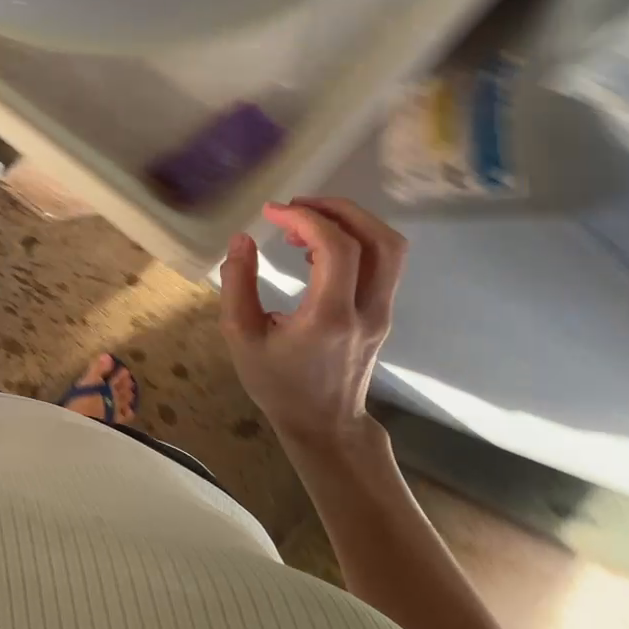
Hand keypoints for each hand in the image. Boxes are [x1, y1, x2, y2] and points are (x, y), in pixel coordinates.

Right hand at [219, 197, 407, 451]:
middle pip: (380, 241)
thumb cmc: (275, 381)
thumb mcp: (239, 334)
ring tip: (304, 222)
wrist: (323, 422)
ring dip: (351, 222)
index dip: (305, 219)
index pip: (337, 249)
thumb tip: (242, 240)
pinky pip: (381, 263)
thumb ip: (237, 284)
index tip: (270, 213)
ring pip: (390, 249)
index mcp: (330, 316)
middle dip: (338, 211)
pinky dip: (353, 240)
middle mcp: (367, 309)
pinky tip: (315, 248)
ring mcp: (382, 311)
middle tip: (294, 207)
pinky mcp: (381, 312)